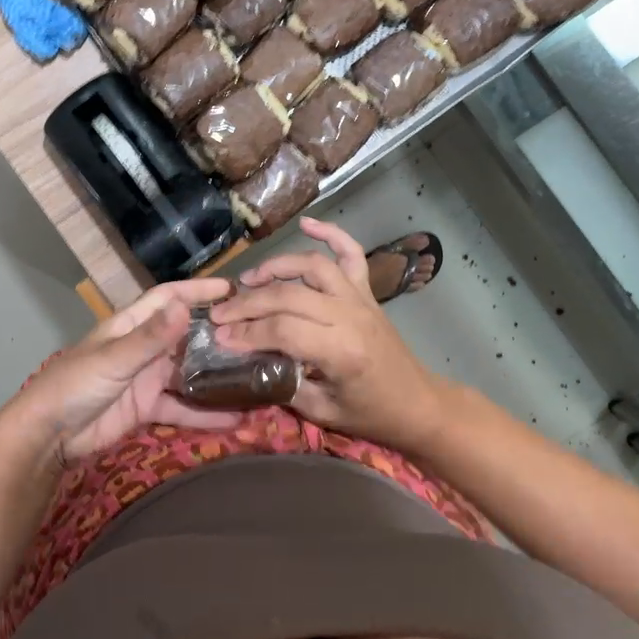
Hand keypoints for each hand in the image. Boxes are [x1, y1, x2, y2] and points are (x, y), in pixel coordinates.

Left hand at [4, 278, 242, 465]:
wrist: (48, 433)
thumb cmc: (75, 385)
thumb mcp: (114, 359)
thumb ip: (150, 338)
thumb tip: (185, 306)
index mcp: (129, 325)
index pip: (167, 298)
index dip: (197, 290)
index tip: (232, 288)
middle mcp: (142, 347)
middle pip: (185, 336)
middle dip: (216, 335)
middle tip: (258, 337)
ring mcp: (145, 378)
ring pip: (188, 372)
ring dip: (216, 376)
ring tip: (256, 379)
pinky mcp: (147, 408)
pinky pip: (182, 407)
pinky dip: (206, 413)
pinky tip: (236, 419)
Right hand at [210, 217, 452, 450]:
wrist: (418, 404)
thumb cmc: (371, 413)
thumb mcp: (322, 412)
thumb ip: (283, 384)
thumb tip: (245, 362)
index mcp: (342, 352)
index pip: (283, 330)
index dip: (247, 332)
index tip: (220, 337)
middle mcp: (350, 316)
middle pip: (289, 295)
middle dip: (248, 303)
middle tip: (220, 313)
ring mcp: (359, 299)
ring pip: (312, 267)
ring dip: (275, 267)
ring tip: (248, 279)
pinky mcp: (366, 291)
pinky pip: (350, 253)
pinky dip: (331, 233)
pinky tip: (306, 225)